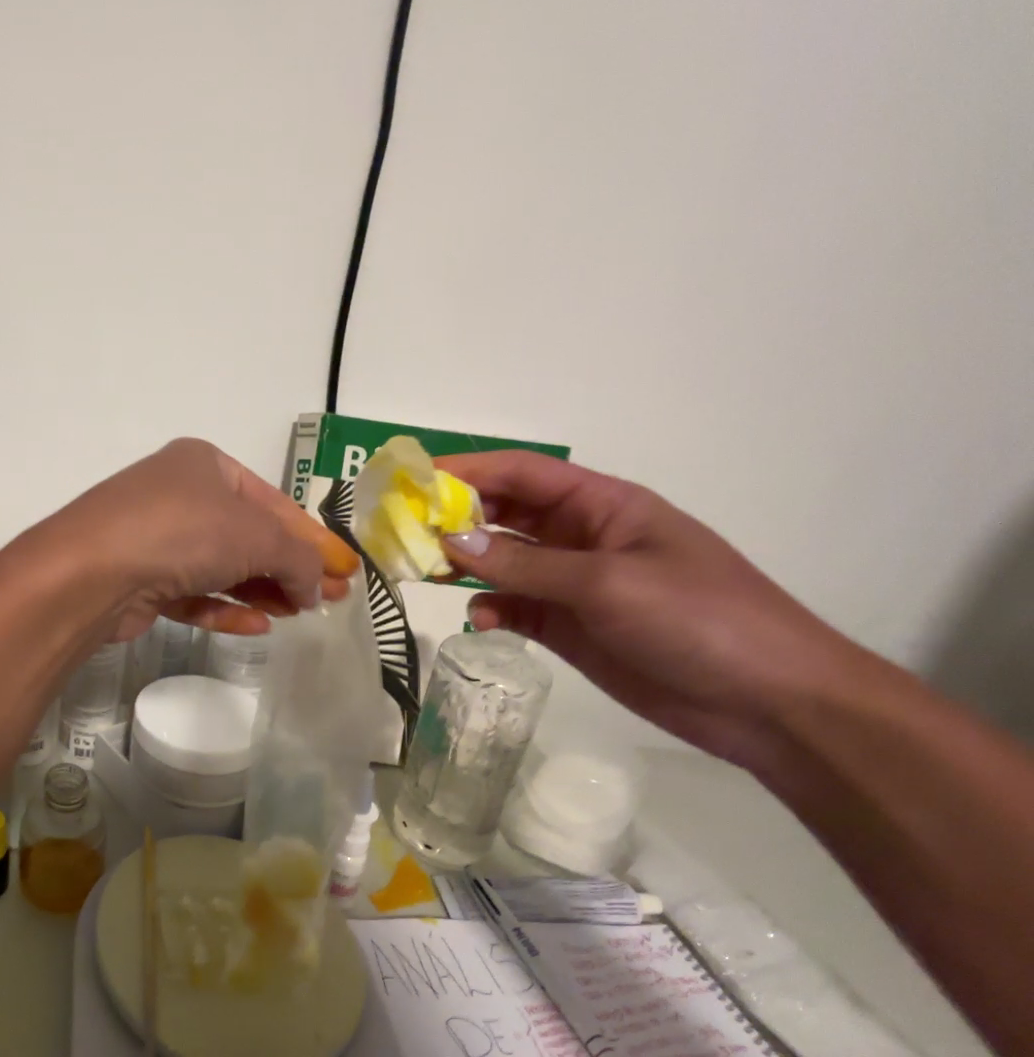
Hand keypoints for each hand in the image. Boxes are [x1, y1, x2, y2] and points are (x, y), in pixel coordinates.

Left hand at [39, 438, 358, 642]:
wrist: (90, 572)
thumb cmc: (182, 533)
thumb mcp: (256, 535)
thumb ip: (298, 559)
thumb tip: (318, 586)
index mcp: (204, 464)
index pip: (272, 501)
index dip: (312, 538)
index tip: (346, 571)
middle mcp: (178, 495)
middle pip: (248, 535)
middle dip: (290, 567)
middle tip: (330, 599)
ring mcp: (155, 537)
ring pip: (221, 566)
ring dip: (261, 589)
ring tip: (299, 613)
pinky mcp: (141, 579)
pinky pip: (193, 594)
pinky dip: (225, 608)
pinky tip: (258, 627)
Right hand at [435, 450, 865, 765]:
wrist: (773, 705)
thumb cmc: (701, 620)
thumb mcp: (608, 583)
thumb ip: (525, 563)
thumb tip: (449, 542)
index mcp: (604, 506)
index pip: (523, 472)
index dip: (467, 470)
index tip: (411, 481)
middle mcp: (583, 538)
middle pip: (505, 514)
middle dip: (455, 518)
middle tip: (401, 531)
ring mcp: (577, 585)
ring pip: (503, 562)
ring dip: (465, 564)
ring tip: (423, 573)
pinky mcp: (573, 628)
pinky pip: (517, 606)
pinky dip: (493, 609)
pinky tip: (482, 621)